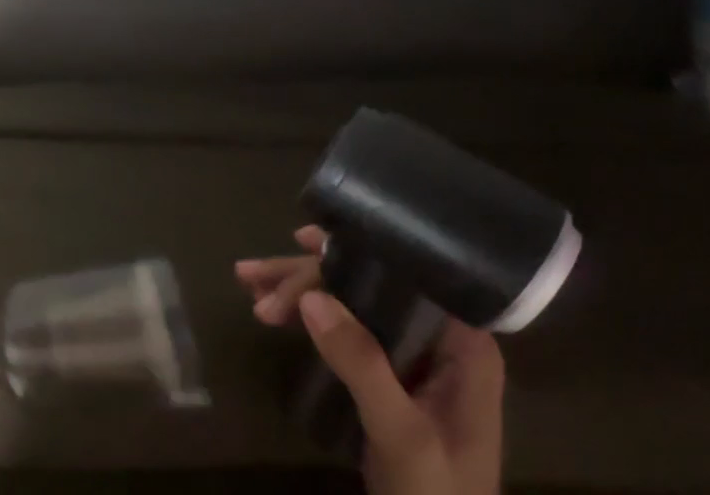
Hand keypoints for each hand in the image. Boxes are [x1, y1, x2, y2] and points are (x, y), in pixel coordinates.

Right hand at [237, 227, 505, 494]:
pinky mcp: (386, 376)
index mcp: (462, 348)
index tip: (301, 240)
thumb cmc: (438, 493)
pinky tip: (272, 308)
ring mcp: (412, 358)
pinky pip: (343, 327)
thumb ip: (363, 364)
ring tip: (246, 283)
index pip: (407, 277)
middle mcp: (439, 342)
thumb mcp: (401, 432)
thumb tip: (312, 297)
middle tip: (253, 282)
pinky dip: (306, 314)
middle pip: (369, 285)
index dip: (356, 250)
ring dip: (299, 291)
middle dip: (308, 277)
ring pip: (350, 302)